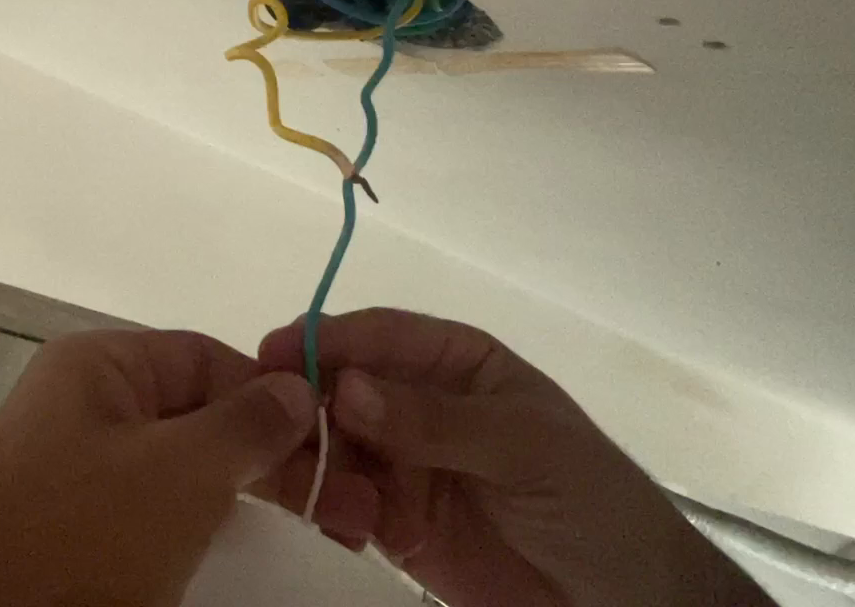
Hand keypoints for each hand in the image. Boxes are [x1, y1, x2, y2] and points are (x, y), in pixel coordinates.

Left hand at [0, 329, 319, 606]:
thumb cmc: (83, 537)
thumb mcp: (178, 472)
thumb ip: (244, 424)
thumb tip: (297, 387)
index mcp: (98, 367)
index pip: (203, 357)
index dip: (269, 392)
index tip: (330, 442)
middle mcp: (83, 406)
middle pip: (195, 415)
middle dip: (267, 456)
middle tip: (339, 506)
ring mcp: (74, 471)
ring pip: (180, 470)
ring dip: (243, 499)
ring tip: (310, 534)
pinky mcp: (74, 532)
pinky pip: (154, 515)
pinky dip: (203, 532)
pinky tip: (246, 561)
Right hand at [259, 309, 772, 606]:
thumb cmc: (590, 501)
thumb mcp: (522, 447)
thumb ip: (433, 420)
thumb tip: (345, 388)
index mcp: (450, 361)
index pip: (378, 335)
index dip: (327, 338)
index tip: (275, 351)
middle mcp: (414, 401)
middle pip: (341, 385)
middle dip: (305, 398)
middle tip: (265, 420)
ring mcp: (400, 460)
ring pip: (333, 441)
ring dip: (312, 455)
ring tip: (303, 479)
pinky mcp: (391, 520)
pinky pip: (342, 499)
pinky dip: (326, 504)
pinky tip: (332, 519)